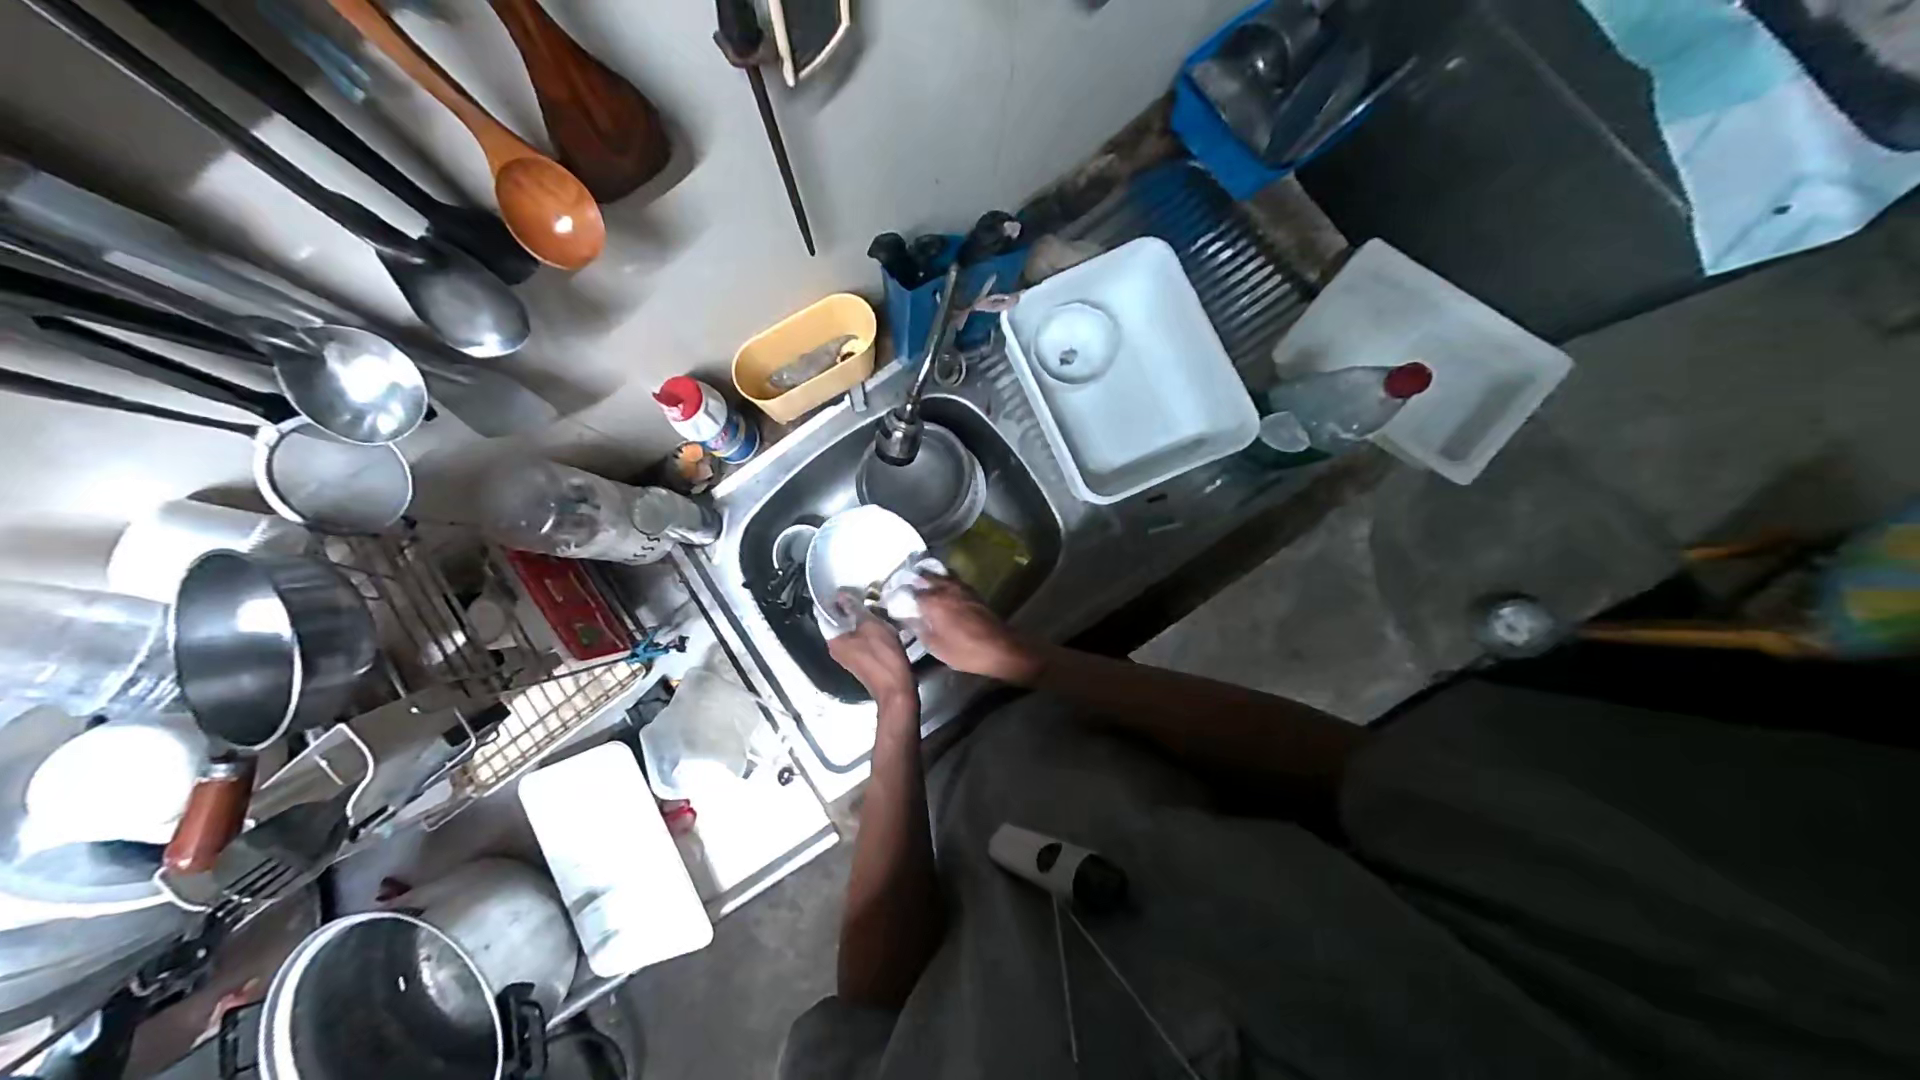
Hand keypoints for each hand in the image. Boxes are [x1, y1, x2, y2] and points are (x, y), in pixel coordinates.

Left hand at [826, 590, 916, 707]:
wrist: (896, 688)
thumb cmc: (883, 656)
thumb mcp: (871, 625)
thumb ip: (855, 609)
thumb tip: (841, 595)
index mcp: (833, 640)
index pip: (826, 613)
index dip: (836, 599)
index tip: (849, 588)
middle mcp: (835, 649)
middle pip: (839, 621)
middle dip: (852, 608)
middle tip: (867, 595)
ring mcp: (848, 656)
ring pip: (852, 630)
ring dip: (863, 619)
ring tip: (877, 608)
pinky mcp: (861, 660)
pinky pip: (861, 639)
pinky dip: (869, 631)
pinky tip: (882, 624)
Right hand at [910, 575, 1041, 683]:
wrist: (1000, 648)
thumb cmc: (964, 651)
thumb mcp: (934, 645)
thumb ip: (917, 627)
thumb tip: (906, 616)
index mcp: (932, 601)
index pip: (908, 590)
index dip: (898, 593)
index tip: (891, 598)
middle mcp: (944, 587)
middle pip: (923, 575)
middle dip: (911, 579)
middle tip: (903, 588)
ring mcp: (960, 587)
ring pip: (938, 573)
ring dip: (927, 576)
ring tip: (919, 585)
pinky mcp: (971, 591)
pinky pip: (951, 579)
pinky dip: (942, 580)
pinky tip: (940, 590)